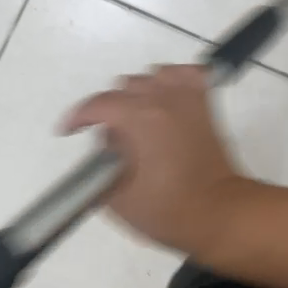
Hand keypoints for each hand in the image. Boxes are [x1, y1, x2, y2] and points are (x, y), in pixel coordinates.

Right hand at [61, 64, 256, 257]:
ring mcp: (187, 97)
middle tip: (113, 142)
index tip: (68, 131)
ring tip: (139, 122)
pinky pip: (185, 74)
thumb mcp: (120, 199)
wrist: (219, 213)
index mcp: (140, 118)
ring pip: (152, 76)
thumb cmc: (168, 210)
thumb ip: (102, 168)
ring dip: (140, 94)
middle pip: (125, 88)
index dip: (78, 117)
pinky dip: (172, 80)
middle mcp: (163, 98)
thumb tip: (106, 146)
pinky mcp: (205, 103)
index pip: (99, 104)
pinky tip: (167, 97)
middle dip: (111, 111)